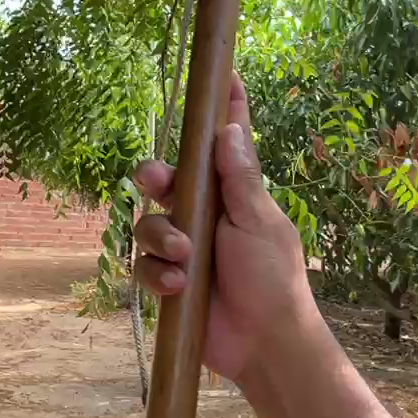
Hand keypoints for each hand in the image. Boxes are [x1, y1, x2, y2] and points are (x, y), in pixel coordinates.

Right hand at [132, 71, 316, 388]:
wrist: (264, 343)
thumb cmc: (274, 278)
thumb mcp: (259, 223)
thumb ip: (240, 179)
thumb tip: (229, 128)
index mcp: (233, 194)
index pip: (226, 144)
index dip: (224, 109)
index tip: (224, 74)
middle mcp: (204, 214)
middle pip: (166, 180)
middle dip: (154, 176)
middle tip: (154, 178)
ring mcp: (184, 246)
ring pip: (147, 223)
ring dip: (161, 238)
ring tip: (184, 257)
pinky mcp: (168, 279)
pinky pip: (143, 265)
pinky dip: (157, 274)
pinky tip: (177, 286)